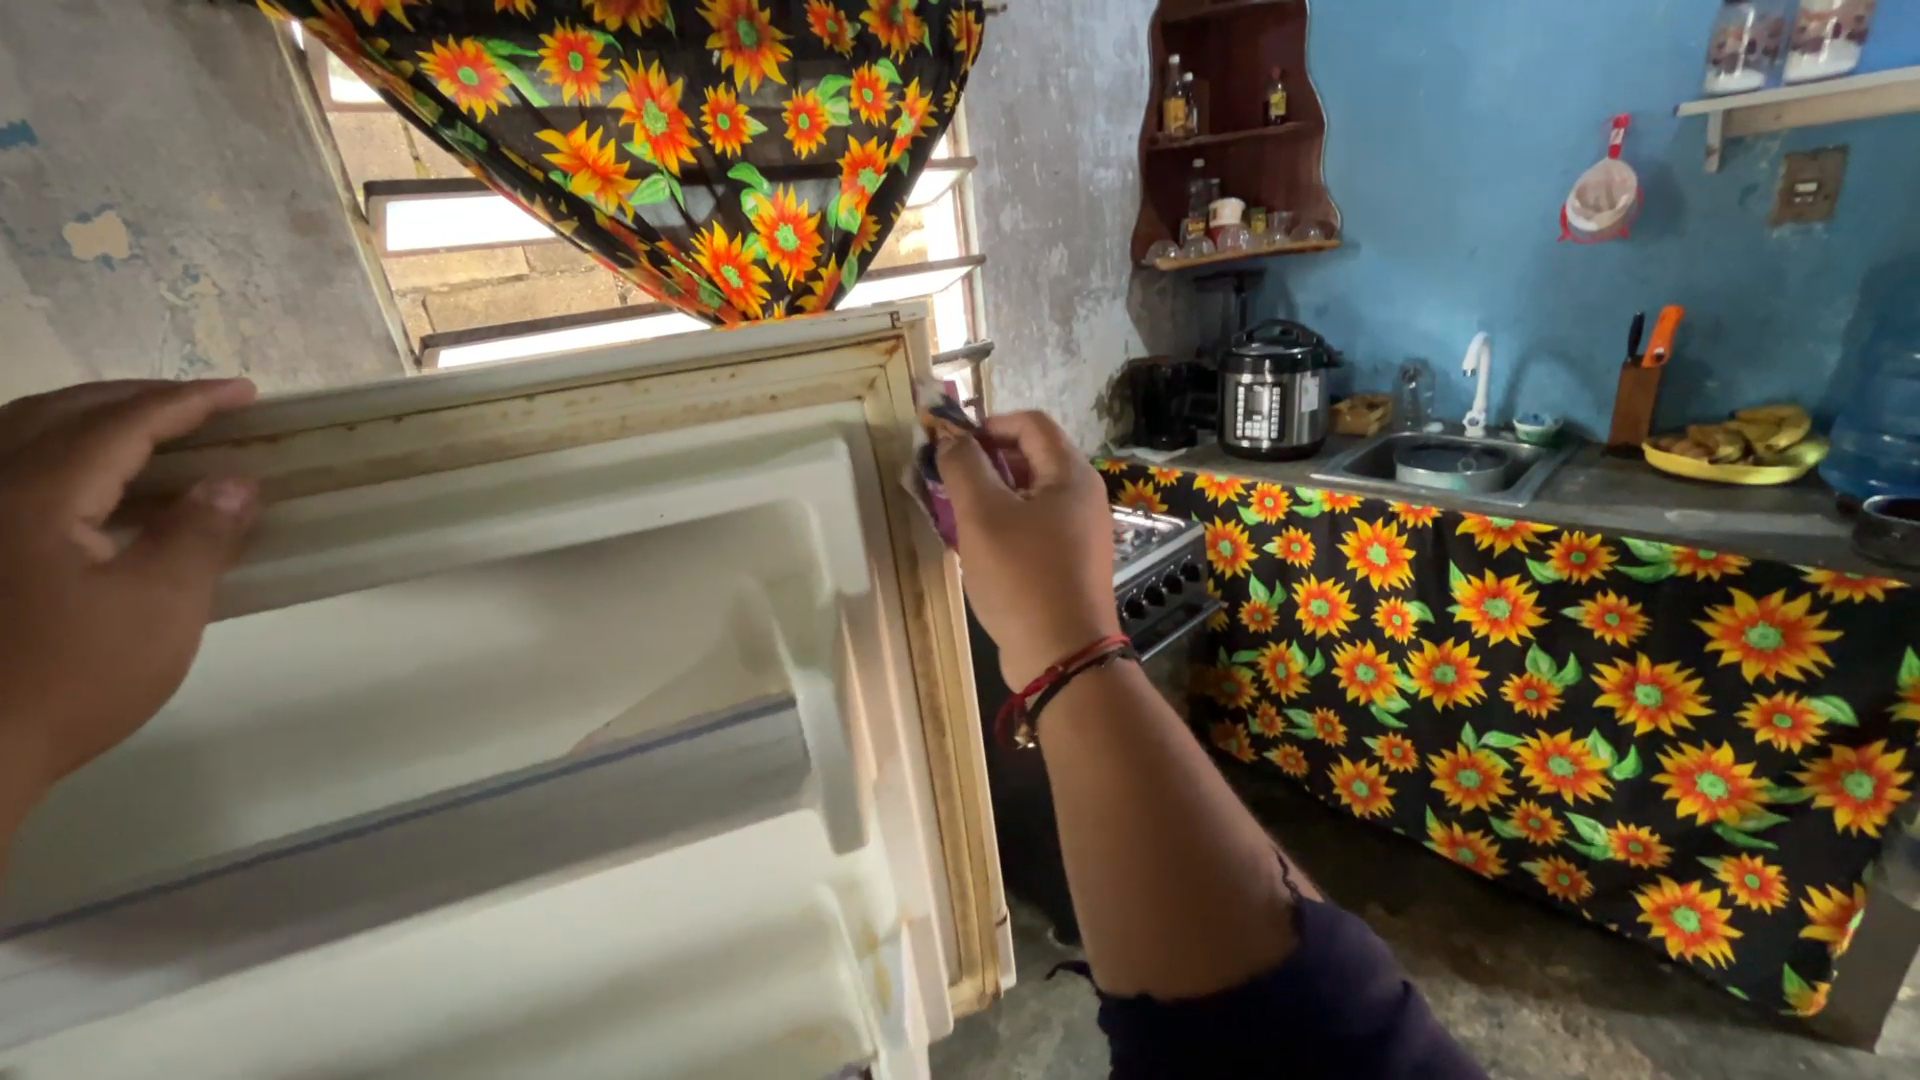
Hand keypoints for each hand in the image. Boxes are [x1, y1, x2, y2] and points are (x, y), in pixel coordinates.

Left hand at [0, 379, 259, 839]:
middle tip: (204, 404)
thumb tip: (235, 483)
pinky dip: (61, 455)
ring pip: (16, 435)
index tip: (246, 394)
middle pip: (57, 414)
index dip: (188, 402)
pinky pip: (5, 471)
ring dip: (93, 420)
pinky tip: (96, 482)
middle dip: (136, 398)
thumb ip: (200, 535)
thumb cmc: (72, 677)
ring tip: (154, 429)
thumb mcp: (161, 606)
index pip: (120, 424)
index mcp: (30, 496)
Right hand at [935, 412, 1118, 688]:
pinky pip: (1034, 525)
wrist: (1062, 655)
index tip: (952, 447)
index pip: (1031, 423)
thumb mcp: (983, 516)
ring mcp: (1079, 531)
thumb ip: (964, 467)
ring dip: (992, 495)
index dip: (989, 425)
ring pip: (1030, 494)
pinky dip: (1005, 524)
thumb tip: (951, 439)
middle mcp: (1083, 496)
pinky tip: (979, 546)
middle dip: (986, 461)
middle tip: (948, 481)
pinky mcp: (1069, 561)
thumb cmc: (1022, 578)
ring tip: (957, 514)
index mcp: (1070, 475)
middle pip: (1031, 456)